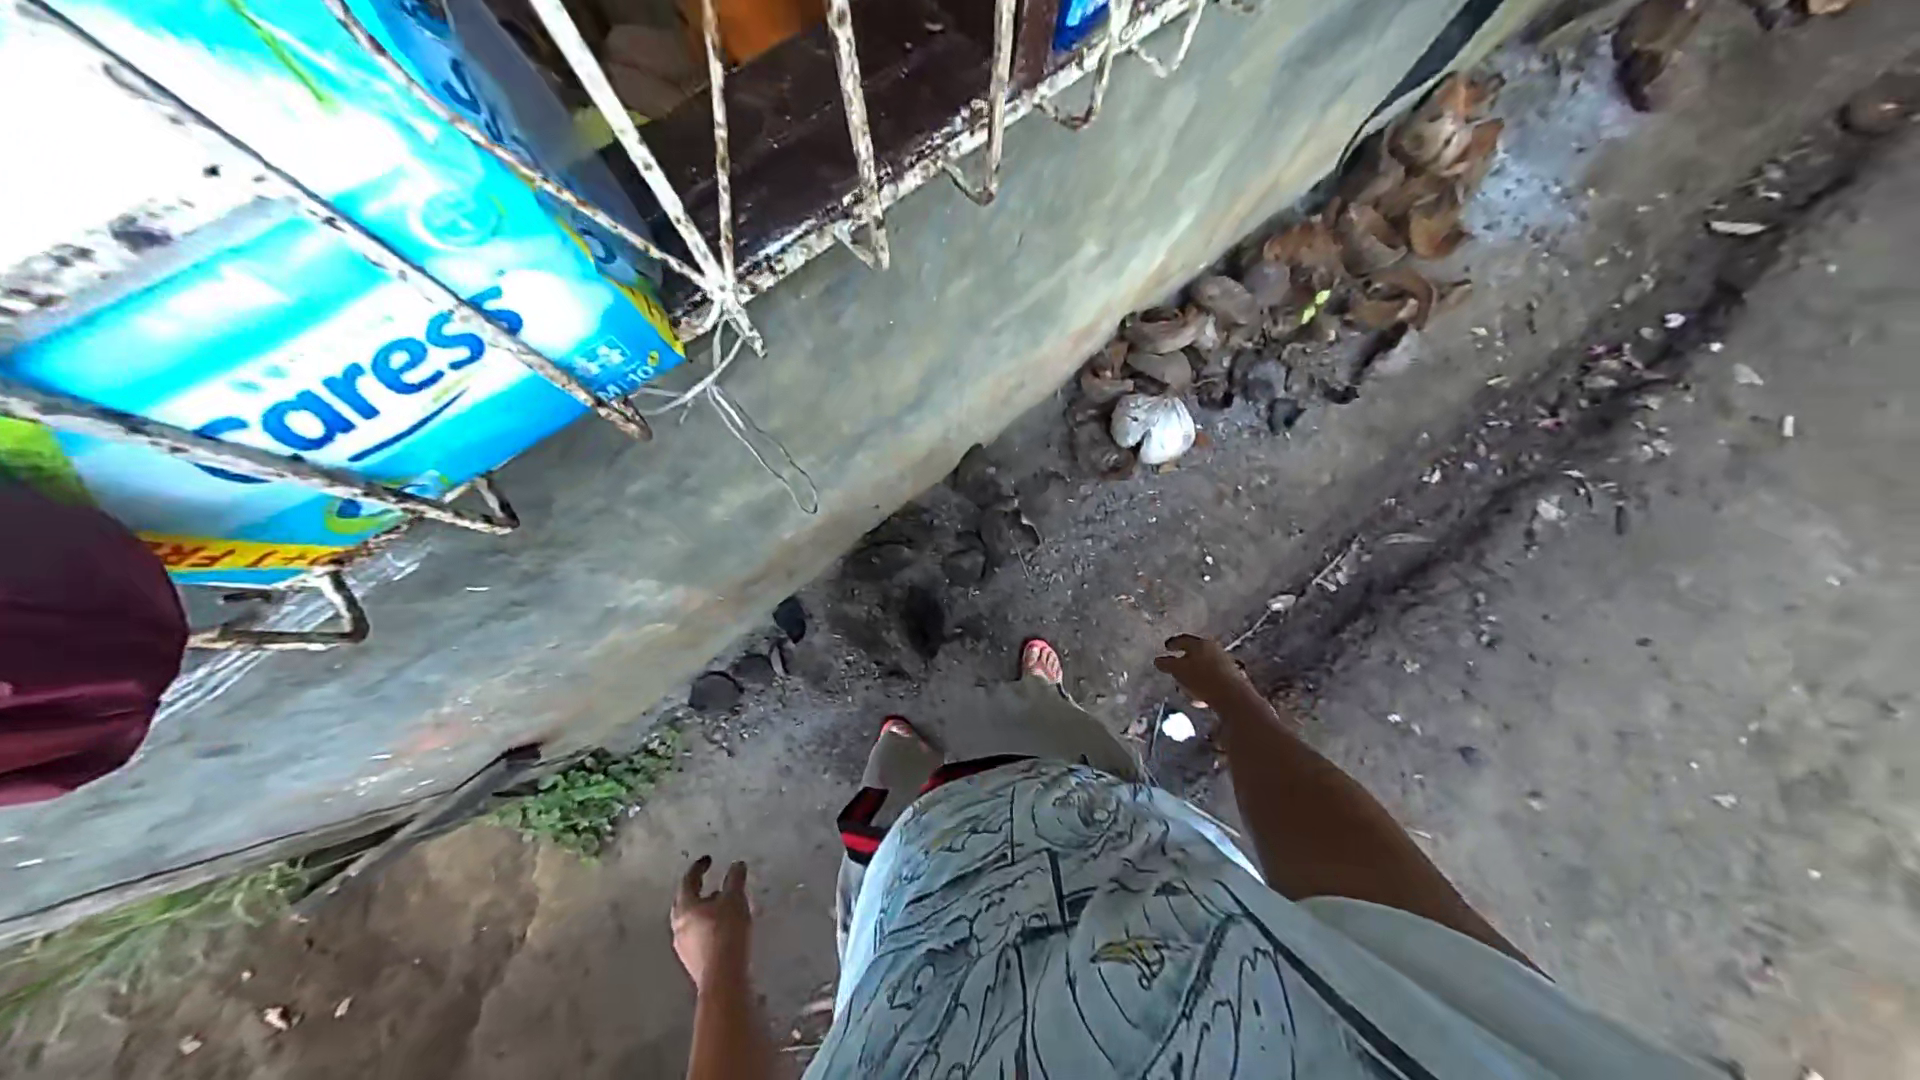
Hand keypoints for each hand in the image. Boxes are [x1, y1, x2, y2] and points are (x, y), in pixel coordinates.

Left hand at [672, 856, 751, 992]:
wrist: (723, 978)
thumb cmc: (726, 931)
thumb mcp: (734, 899)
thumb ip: (735, 879)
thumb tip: (736, 864)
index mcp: (684, 908)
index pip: (688, 882)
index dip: (698, 868)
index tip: (708, 860)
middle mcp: (678, 927)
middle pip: (686, 903)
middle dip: (699, 891)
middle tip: (712, 883)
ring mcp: (684, 947)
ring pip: (693, 921)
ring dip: (706, 910)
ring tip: (724, 905)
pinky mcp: (694, 962)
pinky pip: (699, 936)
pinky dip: (710, 926)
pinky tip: (725, 927)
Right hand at [1154, 634, 1256, 706]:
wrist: (1233, 697)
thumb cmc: (1202, 679)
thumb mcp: (1178, 671)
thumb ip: (1166, 664)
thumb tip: (1158, 661)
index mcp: (1200, 644)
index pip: (1183, 639)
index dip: (1173, 643)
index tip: (1166, 647)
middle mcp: (1214, 649)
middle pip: (1195, 653)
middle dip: (1183, 662)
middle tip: (1175, 670)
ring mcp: (1225, 663)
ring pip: (1204, 667)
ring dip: (1193, 676)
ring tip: (1186, 688)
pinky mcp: (1232, 678)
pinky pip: (1212, 678)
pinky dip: (1204, 684)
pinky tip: (1200, 697)